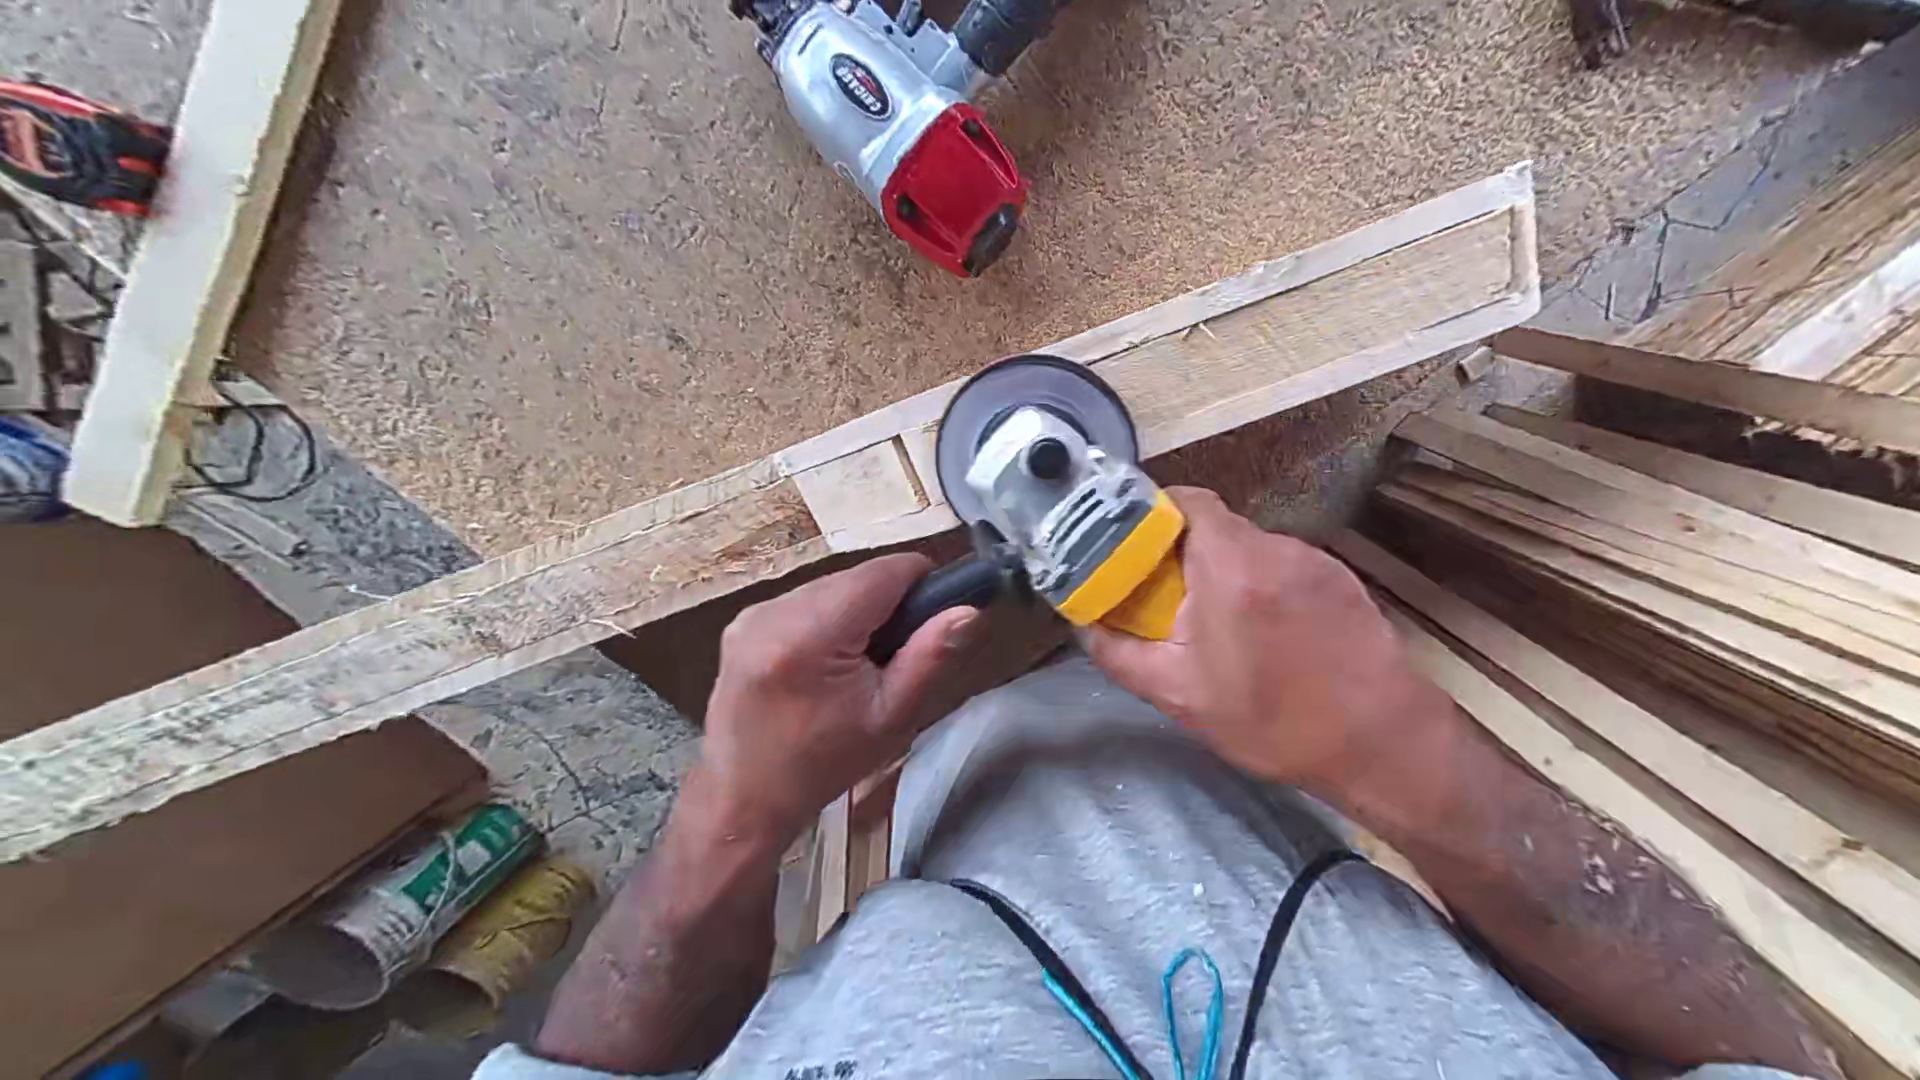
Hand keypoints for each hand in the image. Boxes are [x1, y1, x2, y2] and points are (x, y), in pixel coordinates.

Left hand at [694, 553, 980, 848]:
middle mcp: (774, 612)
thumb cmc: (823, 765)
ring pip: (832, 584)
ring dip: (857, 609)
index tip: (933, 613)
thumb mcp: (891, 718)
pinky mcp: (743, 620)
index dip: (919, 582)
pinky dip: (828, 617)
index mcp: (810, 636)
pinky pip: (805, 598)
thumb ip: (931, 657)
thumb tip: (969, 610)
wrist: (743, 797)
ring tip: (858, 662)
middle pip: (857, 576)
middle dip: (887, 603)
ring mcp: (753, 614)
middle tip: (893, 654)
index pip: (883, 571)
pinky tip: (826, 660)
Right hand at [1084, 488, 1447, 794]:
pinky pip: (1279, 563)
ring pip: (1246, 545)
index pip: (1185, 500)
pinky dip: (1257, 582)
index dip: (1150, 511)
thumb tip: (1085, 625)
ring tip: (1212, 618)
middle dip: (1179, 551)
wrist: (1384, 747)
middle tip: (1162, 592)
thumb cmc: (1273, 722)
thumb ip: (1118, 653)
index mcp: (1231, 567)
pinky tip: (1261, 628)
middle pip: (1212, 524)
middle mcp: (1275, 549)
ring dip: (1220, 568)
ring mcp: (1313, 560)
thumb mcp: (1178, 695)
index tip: (1129, 542)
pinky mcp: (1339, 577)